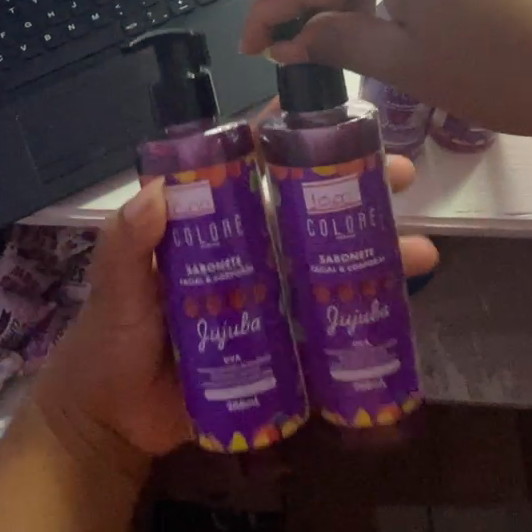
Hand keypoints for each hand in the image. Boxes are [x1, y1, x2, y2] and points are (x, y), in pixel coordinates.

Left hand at [31, 157, 438, 463]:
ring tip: (421, 250)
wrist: (115, 419)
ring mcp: (267, 293)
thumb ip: (125, 243)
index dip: (286, 134)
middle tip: (403, 175)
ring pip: (328, 259)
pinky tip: (404, 306)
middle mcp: (245, 245)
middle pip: (304, 205)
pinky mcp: (281, 342)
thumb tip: (155, 190)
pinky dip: (367, 309)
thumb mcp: (114, 284)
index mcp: (207, 221)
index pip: (249, 164)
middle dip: (355, 185)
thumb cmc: (111, 338)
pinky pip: (329, 320)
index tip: (330, 113)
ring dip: (377, 249)